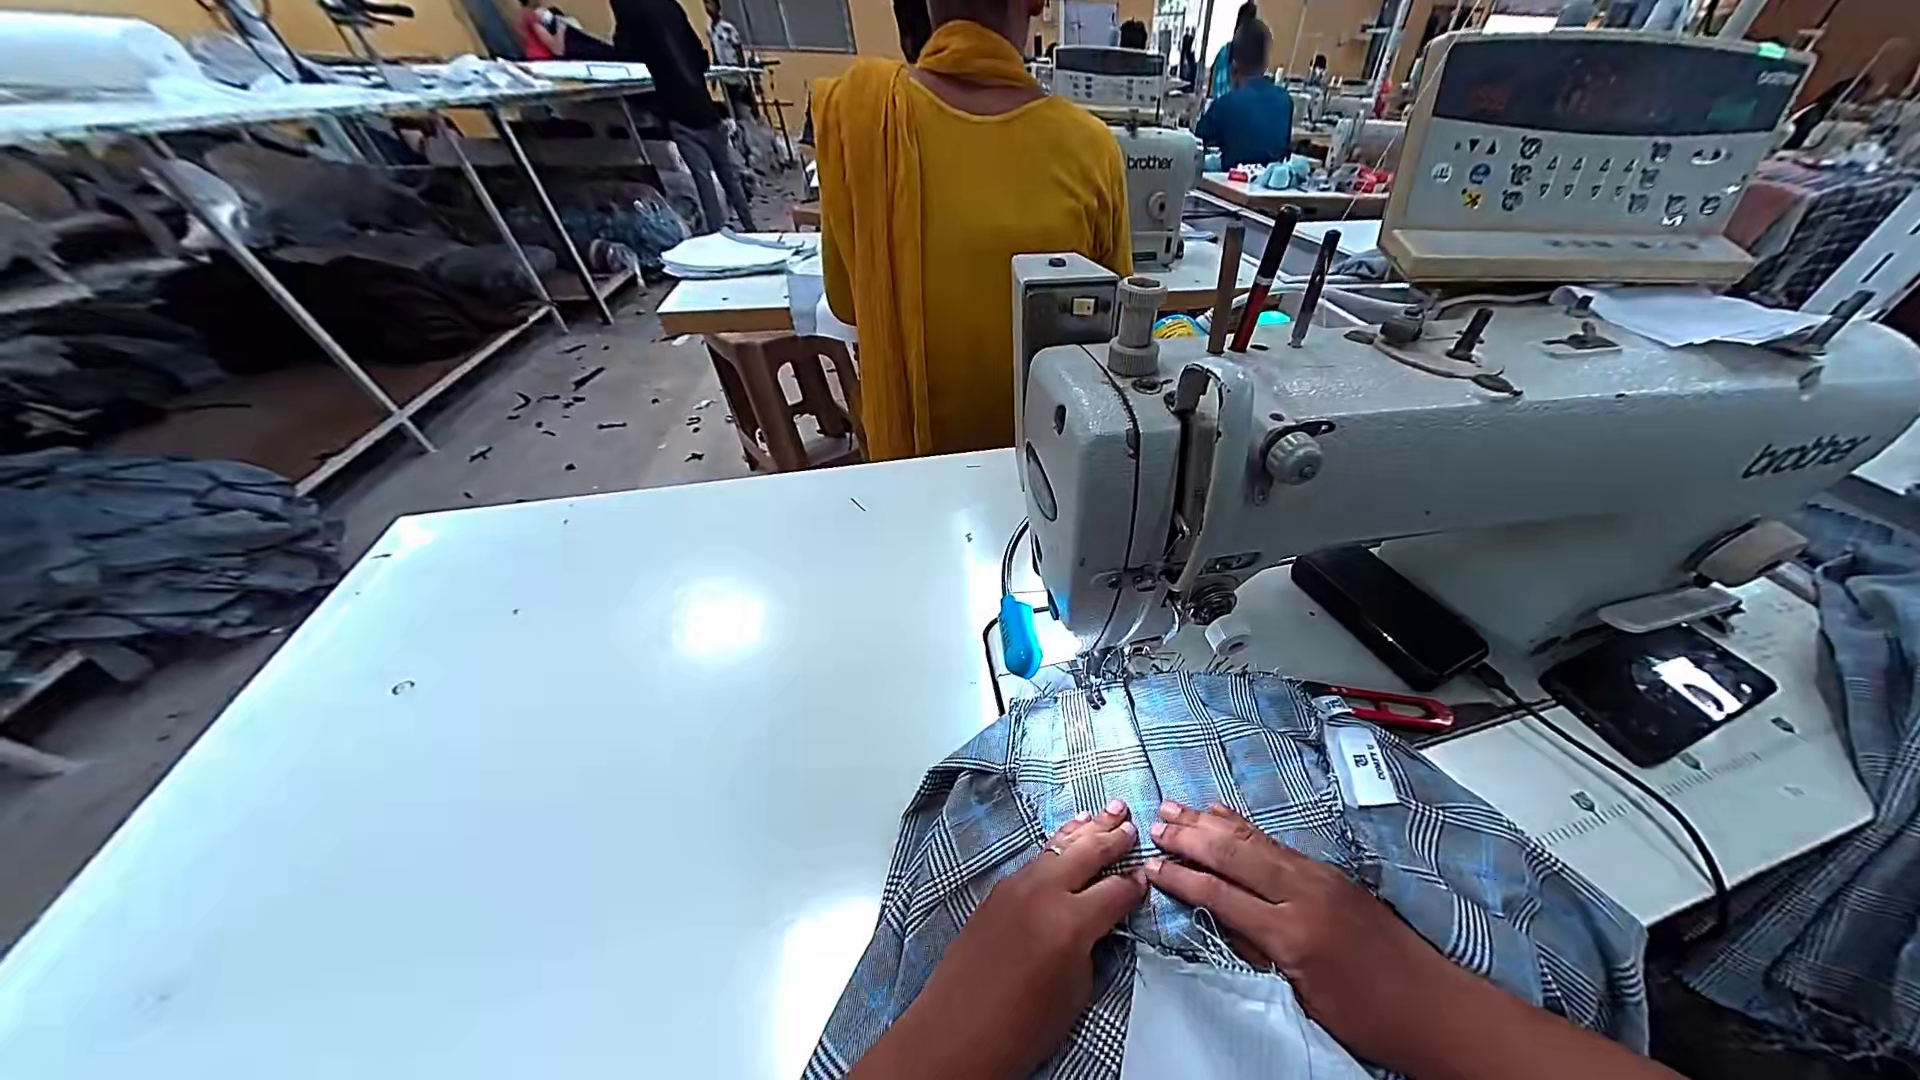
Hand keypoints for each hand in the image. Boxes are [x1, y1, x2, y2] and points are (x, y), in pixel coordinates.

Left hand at [852, 801, 1147, 1079]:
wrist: (959, 1026)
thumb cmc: (1023, 1025)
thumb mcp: (1076, 991)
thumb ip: (1091, 946)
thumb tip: (1097, 923)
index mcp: (1070, 922)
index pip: (1114, 892)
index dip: (1135, 884)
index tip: (1147, 874)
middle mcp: (1044, 892)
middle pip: (1087, 853)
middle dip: (1112, 838)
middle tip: (1130, 822)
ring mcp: (1018, 884)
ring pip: (1058, 847)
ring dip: (1083, 831)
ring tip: (1105, 812)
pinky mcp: (999, 887)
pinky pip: (1036, 859)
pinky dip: (1057, 846)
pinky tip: (1066, 839)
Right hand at [1144, 800, 1470, 1072]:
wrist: (1441, 1009)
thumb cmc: (1371, 1018)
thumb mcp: (1305, 998)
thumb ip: (1257, 950)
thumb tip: (1217, 914)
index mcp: (1292, 934)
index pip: (1220, 895)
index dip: (1180, 878)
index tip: (1151, 867)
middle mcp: (1302, 892)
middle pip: (1231, 853)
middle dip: (1188, 837)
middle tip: (1155, 826)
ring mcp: (1317, 875)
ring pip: (1249, 837)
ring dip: (1208, 821)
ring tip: (1174, 808)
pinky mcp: (1327, 869)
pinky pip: (1273, 839)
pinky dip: (1240, 823)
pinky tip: (1220, 811)